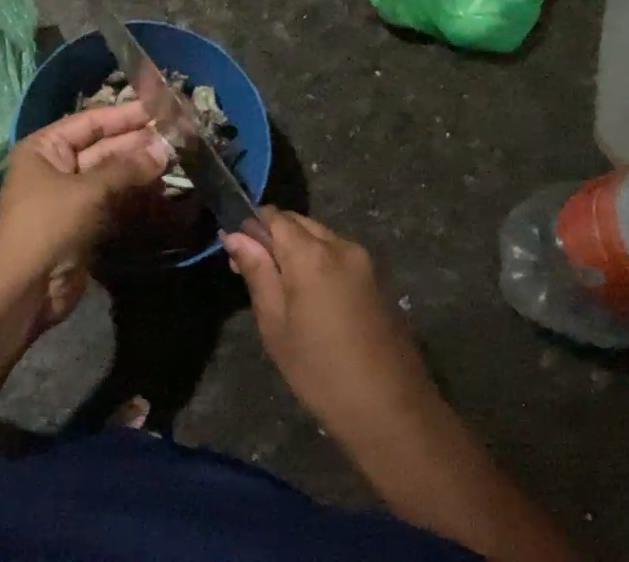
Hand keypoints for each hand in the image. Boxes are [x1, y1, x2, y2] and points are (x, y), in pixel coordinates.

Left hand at [0, 103, 169, 328]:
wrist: (22, 289)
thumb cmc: (47, 225)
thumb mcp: (87, 190)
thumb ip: (126, 168)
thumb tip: (163, 149)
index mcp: (46, 148)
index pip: (90, 122)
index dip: (125, 115)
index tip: (160, 108)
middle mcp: (57, 168)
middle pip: (104, 149)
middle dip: (139, 145)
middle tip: (179, 139)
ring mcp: (71, 200)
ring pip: (113, 179)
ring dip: (142, 174)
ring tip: (179, 164)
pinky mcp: (85, 227)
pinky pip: (115, 205)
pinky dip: (137, 200)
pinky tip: (165, 194)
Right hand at [225, 208, 432, 433]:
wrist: (393, 412)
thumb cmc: (321, 372)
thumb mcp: (275, 325)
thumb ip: (257, 273)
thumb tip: (235, 236)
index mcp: (312, 255)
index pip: (274, 216)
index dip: (250, 227)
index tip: (235, 252)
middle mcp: (342, 247)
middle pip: (299, 223)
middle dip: (274, 237)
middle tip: (254, 272)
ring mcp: (367, 263)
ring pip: (322, 238)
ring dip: (298, 250)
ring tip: (282, 289)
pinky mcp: (382, 281)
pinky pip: (341, 256)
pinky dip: (321, 263)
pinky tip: (313, 300)